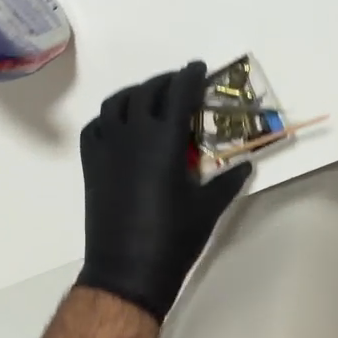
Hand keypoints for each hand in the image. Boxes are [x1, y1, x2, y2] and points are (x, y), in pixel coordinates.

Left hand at [76, 62, 251, 322]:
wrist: (128, 269)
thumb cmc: (175, 238)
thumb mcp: (209, 207)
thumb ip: (229, 181)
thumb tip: (246, 165)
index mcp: (165, 140)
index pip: (178, 93)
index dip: (189, 76)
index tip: (198, 67)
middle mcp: (133, 134)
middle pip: (147, 92)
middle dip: (165, 82)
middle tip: (179, 84)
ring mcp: (107, 148)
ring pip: (116, 104)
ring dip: (134, 94)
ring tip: (149, 99)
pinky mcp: (91, 164)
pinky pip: (95, 127)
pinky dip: (108, 118)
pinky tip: (120, 126)